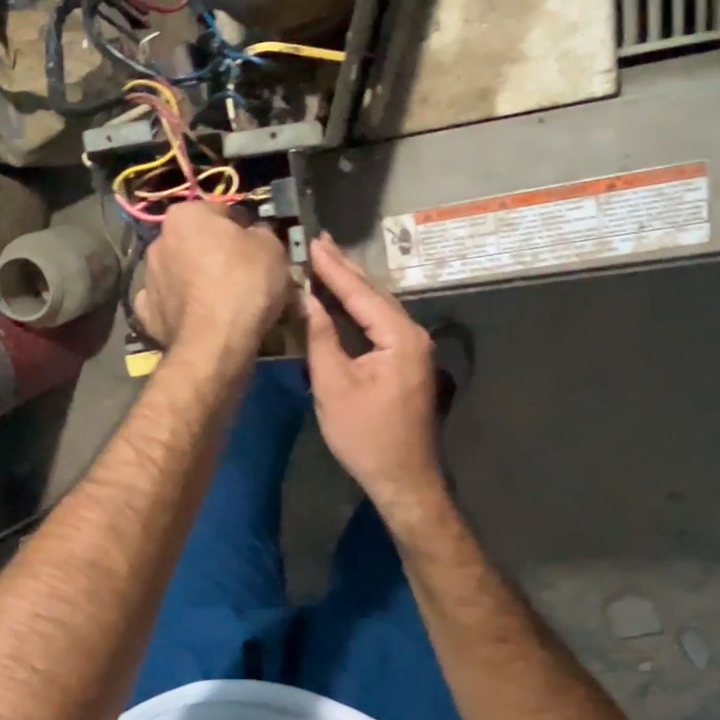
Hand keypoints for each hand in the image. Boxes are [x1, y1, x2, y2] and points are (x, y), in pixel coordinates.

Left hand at [136, 201, 290, 358]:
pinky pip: (167, 302)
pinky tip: (196, 316)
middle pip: (196, 242)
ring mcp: (148, 278)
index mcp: (185, 215)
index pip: (222, 212)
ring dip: (197, 279)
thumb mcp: (272, 247)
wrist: (216, 343)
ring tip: (223, 301)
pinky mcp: (146, 313)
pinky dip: (180, 306)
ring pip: (180, 272)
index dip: (244, 229)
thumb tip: (254, 234)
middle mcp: (159, 241)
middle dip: (216, 254)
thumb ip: (261, 232)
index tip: (258, 248)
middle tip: (244, 275)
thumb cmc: (245, 284)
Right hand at [303, 233, 444, 510]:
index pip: (361, 293)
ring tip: (327, 262)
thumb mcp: (333, 385)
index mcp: (400, 337)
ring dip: (352, 287)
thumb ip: (320, 338)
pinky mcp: (406, 363)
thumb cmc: (365, 436)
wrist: (402, 478)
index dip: (333, 268)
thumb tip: (306, 300)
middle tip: (319, 242)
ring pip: (378, 308)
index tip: (313, 242)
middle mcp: (413, 335)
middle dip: (345, 269)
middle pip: (374, 294)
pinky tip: (343, 301)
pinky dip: (359, 309)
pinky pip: (380, 325)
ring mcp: (413, 349)